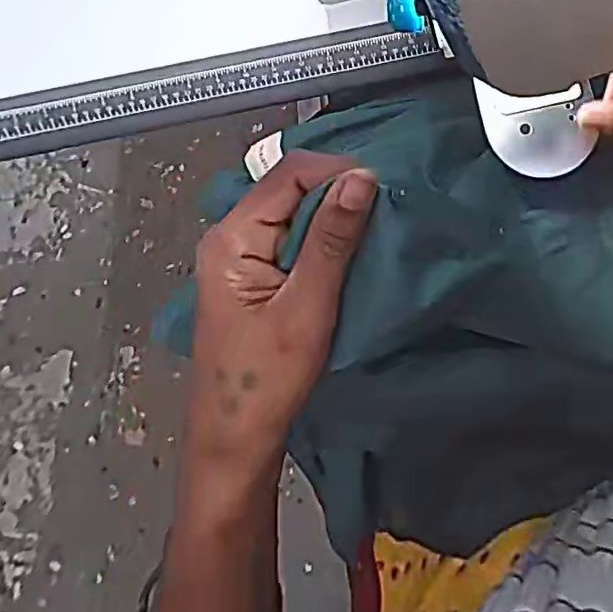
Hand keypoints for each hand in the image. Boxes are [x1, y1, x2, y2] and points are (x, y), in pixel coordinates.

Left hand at [187, 150, 378, 466]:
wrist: (236, 440)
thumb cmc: (266, 381)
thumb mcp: (307, 306)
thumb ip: (332, 238)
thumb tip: (361, 179)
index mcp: (232, 237)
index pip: (289, 175)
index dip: (336, 172)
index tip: (379, 188)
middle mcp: (230, 235)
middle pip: (290, 186)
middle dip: (337, 190)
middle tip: (382, 206)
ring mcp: (241, 253)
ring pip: (294, 209)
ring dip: (333, 213)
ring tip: (372, 224)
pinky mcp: (255, 271)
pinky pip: (293, 233)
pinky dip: (324, 234)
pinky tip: (349, 245)